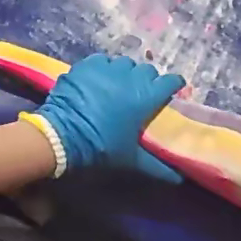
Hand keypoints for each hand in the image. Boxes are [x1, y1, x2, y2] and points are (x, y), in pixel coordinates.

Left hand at [33, 54, 184, 182]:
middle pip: (147, 70)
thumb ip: (158, 167)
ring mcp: (107, 67)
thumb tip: (178, 179)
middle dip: (147, 80)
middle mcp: (130, 76)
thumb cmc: (102, 147)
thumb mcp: (132, 159)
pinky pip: (100, 61)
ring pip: (123, 63)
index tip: (170, 92)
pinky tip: (98, 78)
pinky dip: (102, 68)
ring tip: (118, 84)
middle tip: (141, 92)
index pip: (170, 82)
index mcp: (146, 96)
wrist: (63, 135)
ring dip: (124, 72)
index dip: (172, 86)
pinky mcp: (85, 65)